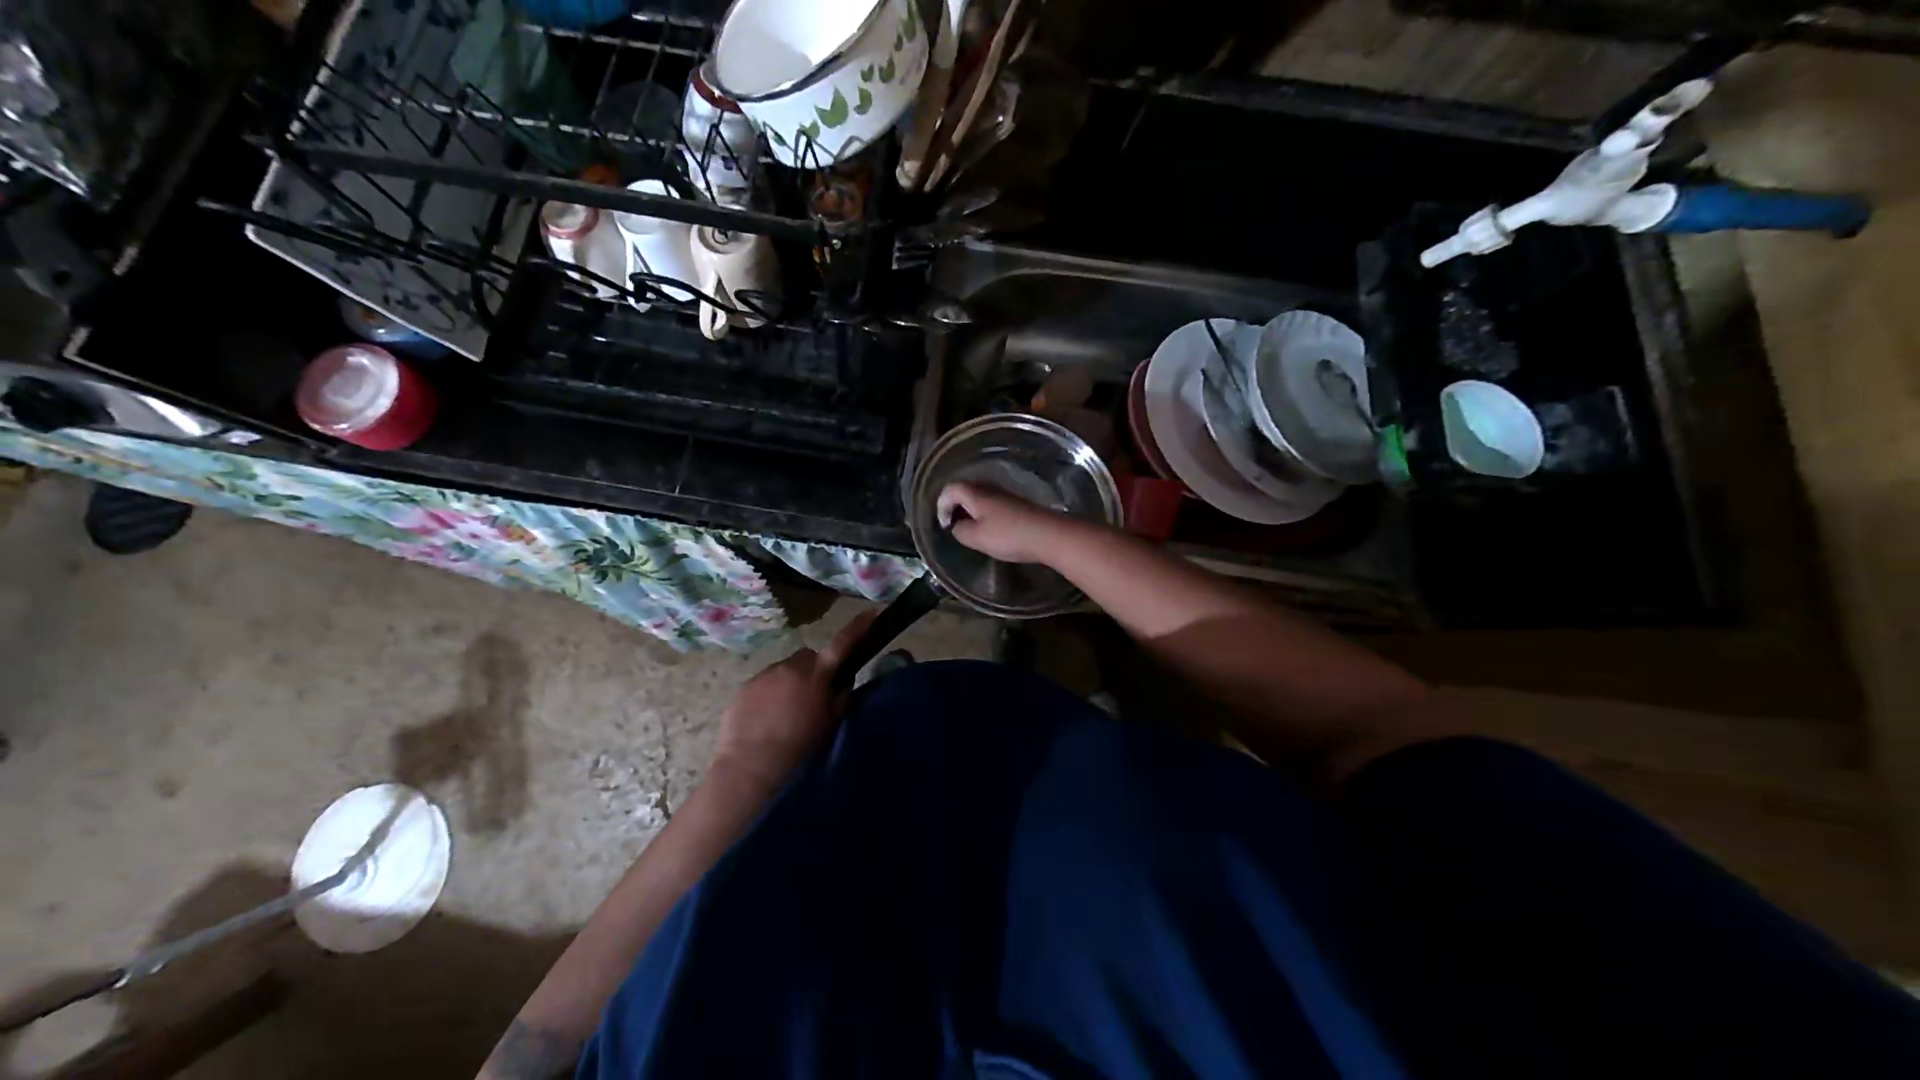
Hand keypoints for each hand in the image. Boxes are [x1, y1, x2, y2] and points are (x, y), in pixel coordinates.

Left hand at [711, 610, 876, 788]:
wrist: (751, 767)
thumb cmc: (800, 748)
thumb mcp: (831, 725)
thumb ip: (841, 700)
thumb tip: (843, 685)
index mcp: (817, 674)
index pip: (842, 643)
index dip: (858, 628)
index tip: (870, 613)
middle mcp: (789, 666)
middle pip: (808, 657)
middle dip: (813, 670)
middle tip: (814, 695)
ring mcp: (764, 675)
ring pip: (784, 670)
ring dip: (789, 683)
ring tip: (787, 713)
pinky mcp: (743, 689)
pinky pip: (763, 685)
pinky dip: (769, 696)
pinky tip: (767, 720)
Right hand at [935, 482, 1072, 564]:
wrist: (1048, 535)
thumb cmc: (1008, 535)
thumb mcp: (976, 537)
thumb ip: (960, 531)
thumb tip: (956, 526)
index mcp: (975, 494)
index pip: (950, 489)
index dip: (941, 506)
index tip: (944, 525)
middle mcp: (989, 489)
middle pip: (964, 491)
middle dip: (955, 508)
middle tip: (954, 527)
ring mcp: (1005, 496)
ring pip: (980, 499)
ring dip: (971, 513)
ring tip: (971, 532)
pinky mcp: (1017, 506)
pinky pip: (993, 506)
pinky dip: (985, 516)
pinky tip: (991, 532)